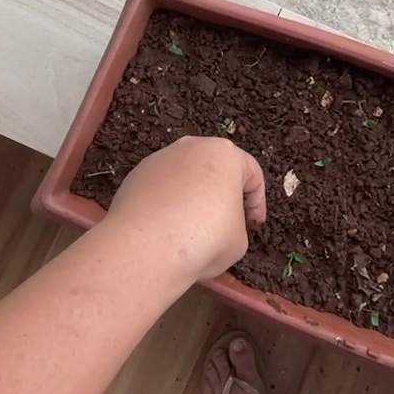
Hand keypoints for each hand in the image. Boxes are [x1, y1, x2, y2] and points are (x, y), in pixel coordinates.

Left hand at [101, 136, 267, 284]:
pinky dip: (166, 205)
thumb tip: (219, 228)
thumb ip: (236, 225)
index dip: (257, 203)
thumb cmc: (205, 238)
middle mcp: (193, 147)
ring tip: (190, 230)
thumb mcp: (239, 240)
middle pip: (215, 169)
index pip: (252, 174)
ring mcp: (161, 158)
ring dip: (192, 198)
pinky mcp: (135, 175)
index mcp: (226, 154)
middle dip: (222, 195)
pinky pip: (160, 188)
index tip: (254, 225)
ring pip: (185, 177)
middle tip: (226, 223)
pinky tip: (165, 229)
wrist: (146, 247)